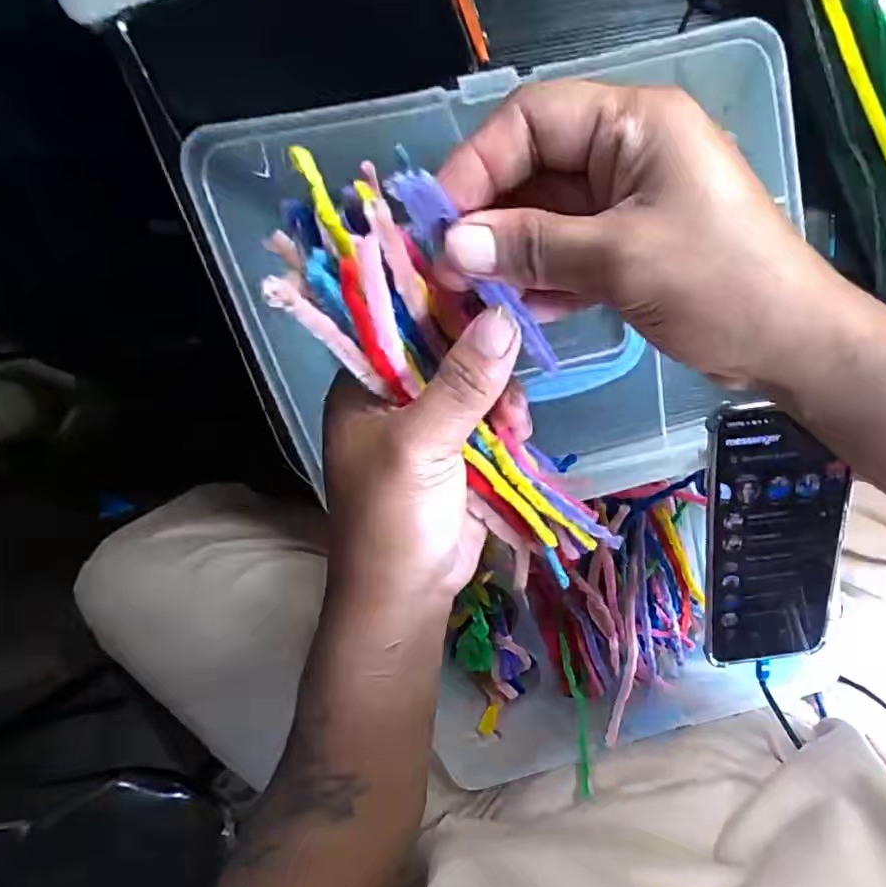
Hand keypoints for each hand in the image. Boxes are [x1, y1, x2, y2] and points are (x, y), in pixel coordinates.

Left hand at [322, 307, 526, 605]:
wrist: (408, 592)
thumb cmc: (393, 518)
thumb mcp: (421, 446)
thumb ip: (462, 384)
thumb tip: (503, 319)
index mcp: (365, 385)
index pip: (402, 321)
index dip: (444, 302)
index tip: (491, 294)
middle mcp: (397, 397)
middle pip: (449, 351)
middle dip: (486, 363)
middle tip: (510, 386)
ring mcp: (433, 426)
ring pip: (478, 386)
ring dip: (503, 399)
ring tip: (517, 426)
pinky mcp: (463, 453)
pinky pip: (492, 420)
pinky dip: (509, 424)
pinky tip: (520, 435)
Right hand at [434, 81, 853, 389]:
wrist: (790, 342)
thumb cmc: (719, 285)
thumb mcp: (622, 259)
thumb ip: (537, 247)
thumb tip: (456, 245)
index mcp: (635, 125)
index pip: (534, 120)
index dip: (480, 164)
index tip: (442, 219)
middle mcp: (631, 155)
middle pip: (539, 172)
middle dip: (494, 220)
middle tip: (451, 270)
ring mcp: (635, 207)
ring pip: (555, 221)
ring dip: (518, 256)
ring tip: (478, 295)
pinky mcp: (639, 252)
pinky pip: (580, 257)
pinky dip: (552, 280)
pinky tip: (522, 308)